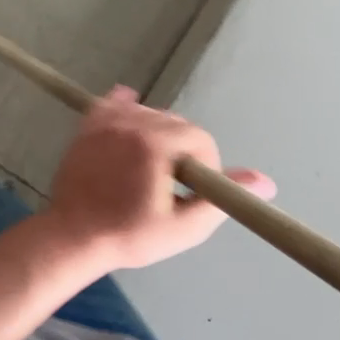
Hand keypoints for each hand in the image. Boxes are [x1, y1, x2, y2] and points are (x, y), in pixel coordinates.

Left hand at [46, 86, 275, 269]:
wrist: (74, 234)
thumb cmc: (131, 235)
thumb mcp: (185, 226)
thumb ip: (222, 198)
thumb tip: (265, 181)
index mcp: (154, 144)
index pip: (199, 137)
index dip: (205, 164)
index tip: (193, 189)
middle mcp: (129, 124)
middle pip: (174, 122)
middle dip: (182, 148)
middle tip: (173, 182)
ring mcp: (104, 123)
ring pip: (146, 113)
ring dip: (157, 132)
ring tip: (152, 166)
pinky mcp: (86, 128)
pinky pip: (110, 104)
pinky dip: (124, 108)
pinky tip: (130, 118)